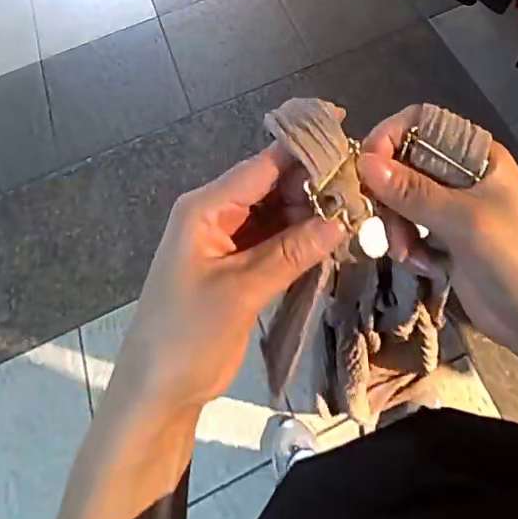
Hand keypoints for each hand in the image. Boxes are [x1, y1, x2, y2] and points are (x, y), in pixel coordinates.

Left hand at [109, 145, 346, 415]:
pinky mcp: (239, 261)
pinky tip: (333, 235)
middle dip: (313, 182)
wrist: (156, 392)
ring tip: (356, 207)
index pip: (261, 165)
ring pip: (277, 210)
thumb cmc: (187, 336)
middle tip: (361, 183)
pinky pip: (276, 236)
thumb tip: (341, 220)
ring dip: (311, 210)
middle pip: (272, 184)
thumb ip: (290, 253)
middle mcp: (217, 212)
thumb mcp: (240, 292)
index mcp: (206, 207)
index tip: (342, 126)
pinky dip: (301, 236)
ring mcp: (228, 237)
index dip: (301, 146)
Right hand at [357, 106, 517, 372]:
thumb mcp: (465, 222)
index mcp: (475, 154)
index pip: (419, 123)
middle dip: (389, 193)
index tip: (368, 169)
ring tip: (408, 254)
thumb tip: (363, 162)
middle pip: (403, 161)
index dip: (389, 138)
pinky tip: (425, 266)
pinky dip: (408, 245)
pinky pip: (408, 227)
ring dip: (396, 224)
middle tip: (386, 223)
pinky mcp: (446, 237)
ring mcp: (453, 205)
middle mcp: (461, 172)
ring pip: (400, 196)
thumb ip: (412, 191)